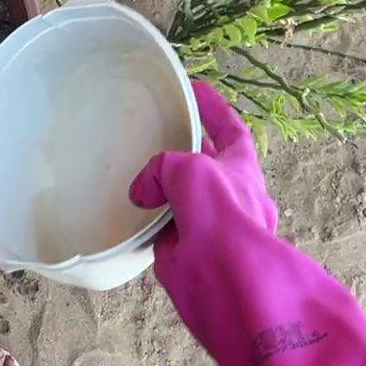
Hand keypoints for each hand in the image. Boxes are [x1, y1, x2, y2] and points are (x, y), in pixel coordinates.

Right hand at [128, 81, 296, 365]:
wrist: (223, 276)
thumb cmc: (219, 211)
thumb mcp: (191, 168)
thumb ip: (163, 166)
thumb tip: (143, 191)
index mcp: (241, 168)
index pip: (230, 129)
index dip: (212, 107)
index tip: (192, 88)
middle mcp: (228, 194)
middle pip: (202, 163)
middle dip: (180, 149)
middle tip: (150, 132)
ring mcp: (206, 224)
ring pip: (178, 196)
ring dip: (158, 187)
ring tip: (128, 169)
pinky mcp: (182, 249)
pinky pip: (159, 227)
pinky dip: (144, 219)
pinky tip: (123, 208)